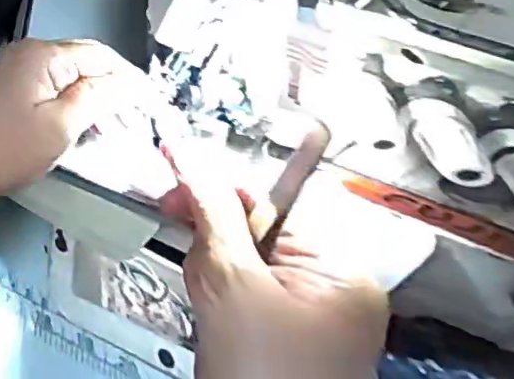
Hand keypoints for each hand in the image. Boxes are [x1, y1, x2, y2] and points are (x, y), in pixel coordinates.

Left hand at [0, 38, 146, 209]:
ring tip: (115, 126)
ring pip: (66, 73)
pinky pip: (48, 82)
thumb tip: (127, 81)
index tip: (155, 103)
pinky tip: (82, 122)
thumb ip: (97, 97)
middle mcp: (27, 50)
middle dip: (112, 85)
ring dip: (92, 94)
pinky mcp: (6, 83)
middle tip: (138, 119)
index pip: (98, 54)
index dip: (129, 76)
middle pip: (82, 59)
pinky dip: (69, 99)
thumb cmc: (9, 146)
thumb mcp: (61, 125)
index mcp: (42, 53)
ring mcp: (13, 65)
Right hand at [160, 142, 388, 378]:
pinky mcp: (286, 328)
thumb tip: (190, 156)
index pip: (268, 197)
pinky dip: (217, 285)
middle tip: (192, 250)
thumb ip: (210, 207)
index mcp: (339, 270)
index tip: (173, 168)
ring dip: (211, 264)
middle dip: (213, 236)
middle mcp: (333, 286)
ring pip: (242, 253)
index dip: (217, 184)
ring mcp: (312, 311)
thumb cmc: (260, 371)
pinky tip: (212, 307)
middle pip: (254, 224)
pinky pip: (243, 282)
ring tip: (207, 295)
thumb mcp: (229, 276)